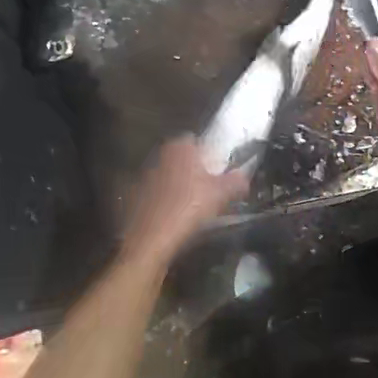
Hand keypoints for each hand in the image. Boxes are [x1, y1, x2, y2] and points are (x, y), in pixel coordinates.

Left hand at [121, 137, 249, 264]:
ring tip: (193, 204)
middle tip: (208, 187)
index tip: (218, 169)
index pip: (197, 141)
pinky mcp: (134, 195)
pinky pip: (156, 193)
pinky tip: (175, 215)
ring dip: (179, 185)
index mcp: (181, 147)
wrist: (152, 237)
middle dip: (194, 169)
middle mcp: (160, 155)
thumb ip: (236, 181)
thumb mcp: (222, 194)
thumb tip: (243, 176)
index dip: (209, 154)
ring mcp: (144, 175)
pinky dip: (165, 200)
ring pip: (168, 175)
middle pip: (182, 158)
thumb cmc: (190, 207)